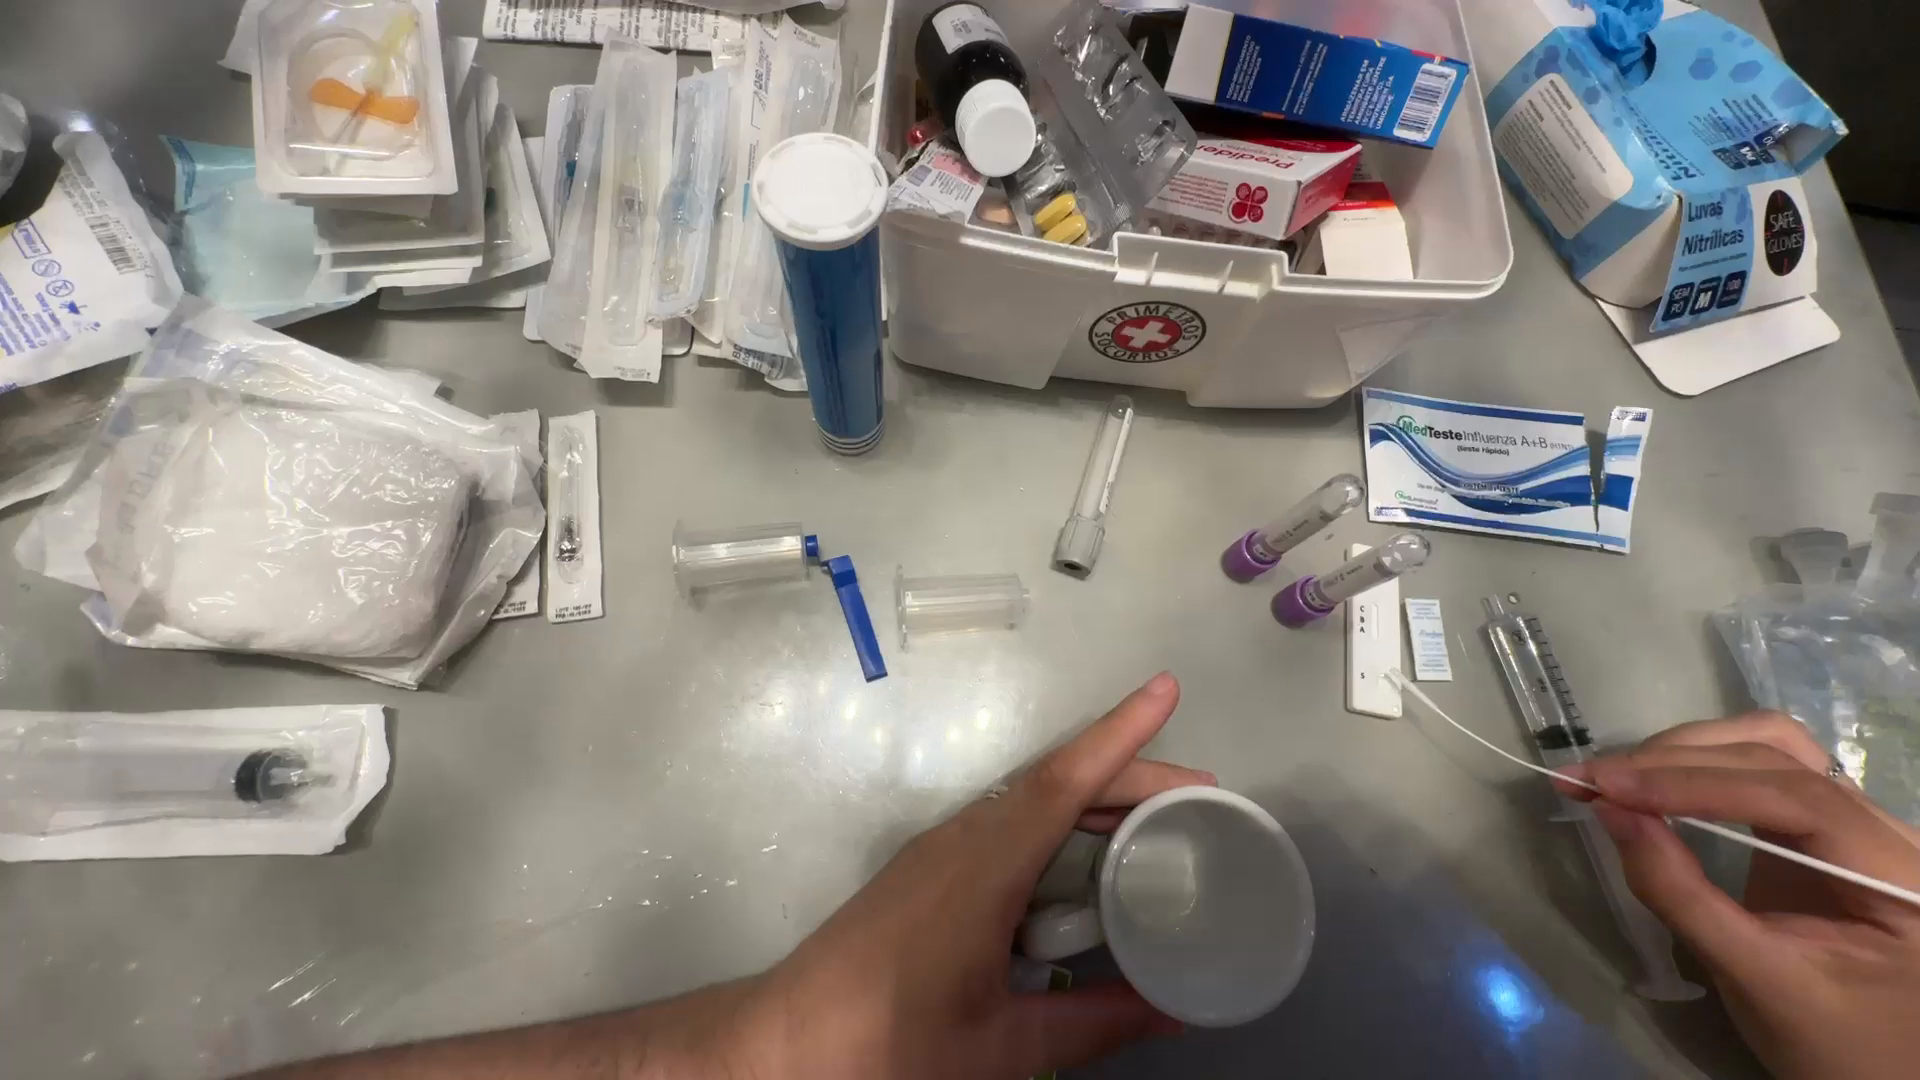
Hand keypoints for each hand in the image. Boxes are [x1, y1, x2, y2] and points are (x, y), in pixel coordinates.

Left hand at [737, 671, 1211, 1079]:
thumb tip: (1170, 1007)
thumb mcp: (1003, 1047)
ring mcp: (944, 845)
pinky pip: (1009, 820)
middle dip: (1128, 771)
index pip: (1065, 780)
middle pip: (1057, 781)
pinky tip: (1083, 857)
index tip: (1164, 690)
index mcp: (986, 865)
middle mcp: (965, 836)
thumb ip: (1091, 1022)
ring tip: (1156, 818)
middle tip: (1198, 792)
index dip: (1120, 733)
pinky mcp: (932, 864)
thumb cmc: (894, 1042)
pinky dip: (1059, 821)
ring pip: (1032, 797)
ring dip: (1093, 795)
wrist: (791, 1040)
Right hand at [1565, 711, 1919, 1079]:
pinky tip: (1649, 781)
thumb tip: (1607, 810)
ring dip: (1679, 751)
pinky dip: (1693, 762)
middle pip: (1774, 758)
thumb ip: (1680, 893)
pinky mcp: (1820, 825)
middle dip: (1668, 762)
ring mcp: (1858, 825)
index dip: (1692, 783)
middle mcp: (1894, 837)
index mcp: (1906, 880)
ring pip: (1765, 745)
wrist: (1885, 1075)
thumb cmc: (1839, 1045)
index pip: (1795, 797)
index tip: (1605, 788)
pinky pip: (1757, 767)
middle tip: (1584, 782)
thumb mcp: (1755, 979)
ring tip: (1610, 777)